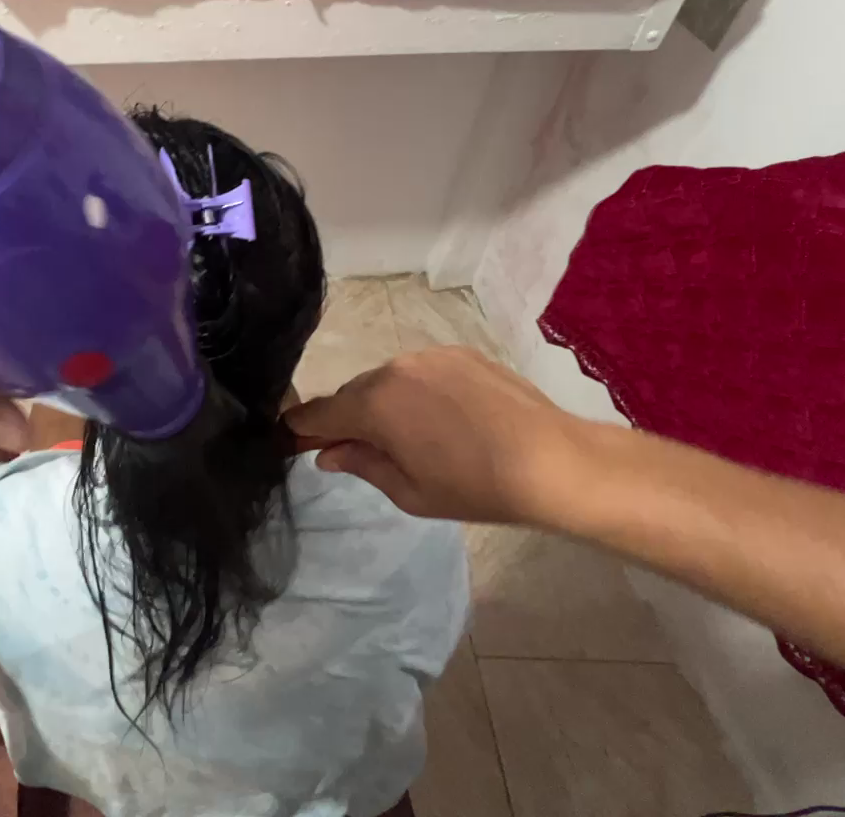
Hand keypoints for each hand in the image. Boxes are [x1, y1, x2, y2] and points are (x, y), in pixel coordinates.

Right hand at [286, 346, 601, 524]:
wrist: (552, 460)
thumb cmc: (474, 486)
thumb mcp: (409, 492)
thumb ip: (361, 465)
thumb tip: (327, 454)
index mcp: (373, 405)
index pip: (317, 413)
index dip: (300, 429)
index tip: (293, 441)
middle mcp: (391, 370)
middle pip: (351, 394)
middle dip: (349, 419)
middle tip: (361, 448)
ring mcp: (427, 356)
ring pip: (386, 380)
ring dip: (384, 403)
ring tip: (413, 434)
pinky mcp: (457, 352)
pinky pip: (419, 370)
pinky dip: (417, 390)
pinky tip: (444, 416)